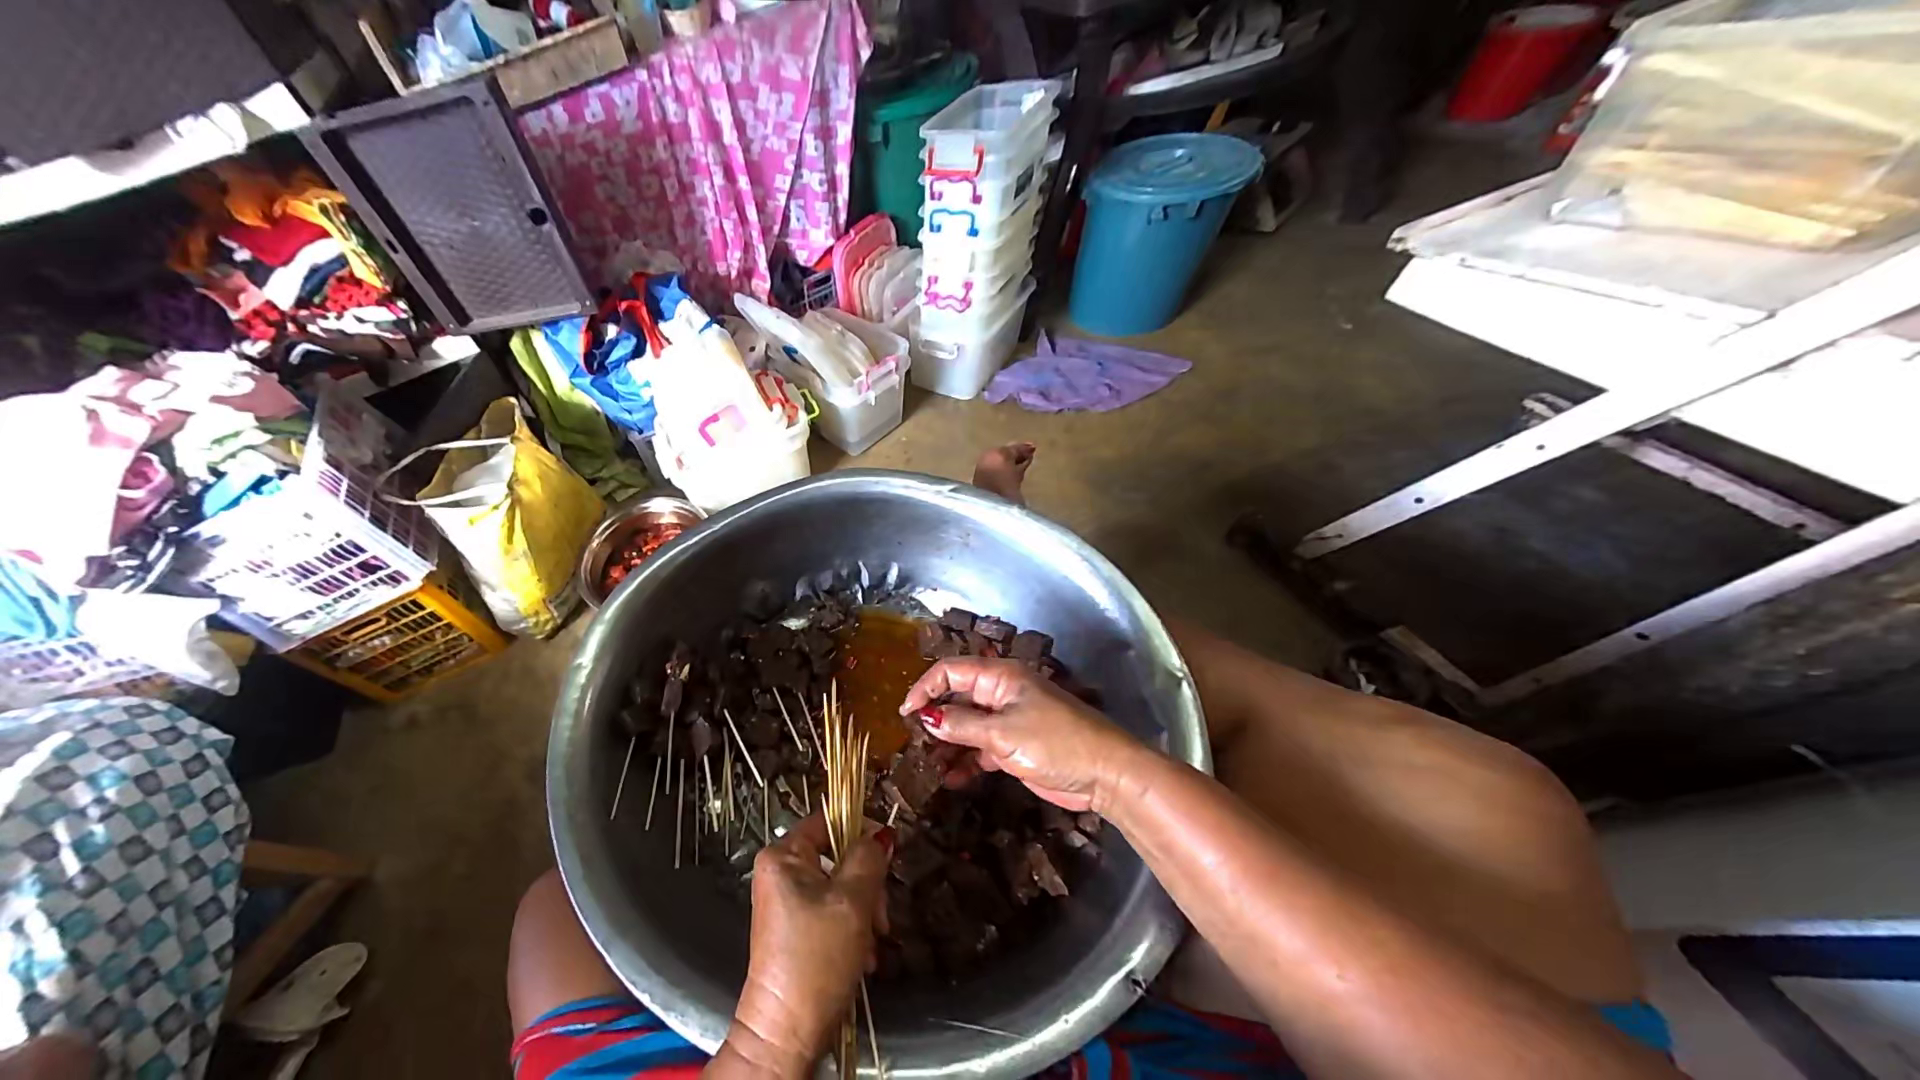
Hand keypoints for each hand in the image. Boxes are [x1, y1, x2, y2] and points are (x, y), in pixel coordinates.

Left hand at [719, 813, 890, 1077]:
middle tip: (880, 912)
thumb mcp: (852, 900)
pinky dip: (853, 927)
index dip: (861, 827)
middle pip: (838, 855)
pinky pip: (833, 910)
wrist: (787, 1034)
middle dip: (867, 882)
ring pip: (841, 885)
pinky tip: (864, 953)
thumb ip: (869, 858)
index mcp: (782, 856)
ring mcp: (787, 902)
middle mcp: (780, 873)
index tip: (888, 848)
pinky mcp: (797, 929)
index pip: (828, 819)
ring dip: (865, 909)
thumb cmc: (817, 958)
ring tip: (874, 939)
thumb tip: (882, 833)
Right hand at [899, 657, 1143, 812]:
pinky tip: (950, 778)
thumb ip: (961, 725)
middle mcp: (1002, 693)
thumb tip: (926, 717)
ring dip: (947, 743)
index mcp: (1001, 677)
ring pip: (967, 725)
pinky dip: (966, 760)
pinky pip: (981, 748)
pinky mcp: (1015, 746)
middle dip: (934, 717)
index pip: (952, 671)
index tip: (905, 714)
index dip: (925, 688)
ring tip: (926, 765)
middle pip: (957, 697)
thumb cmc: (1056, 743)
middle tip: (912, 743)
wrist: (1105, 773)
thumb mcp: (1002, 733)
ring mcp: (1010, 720)